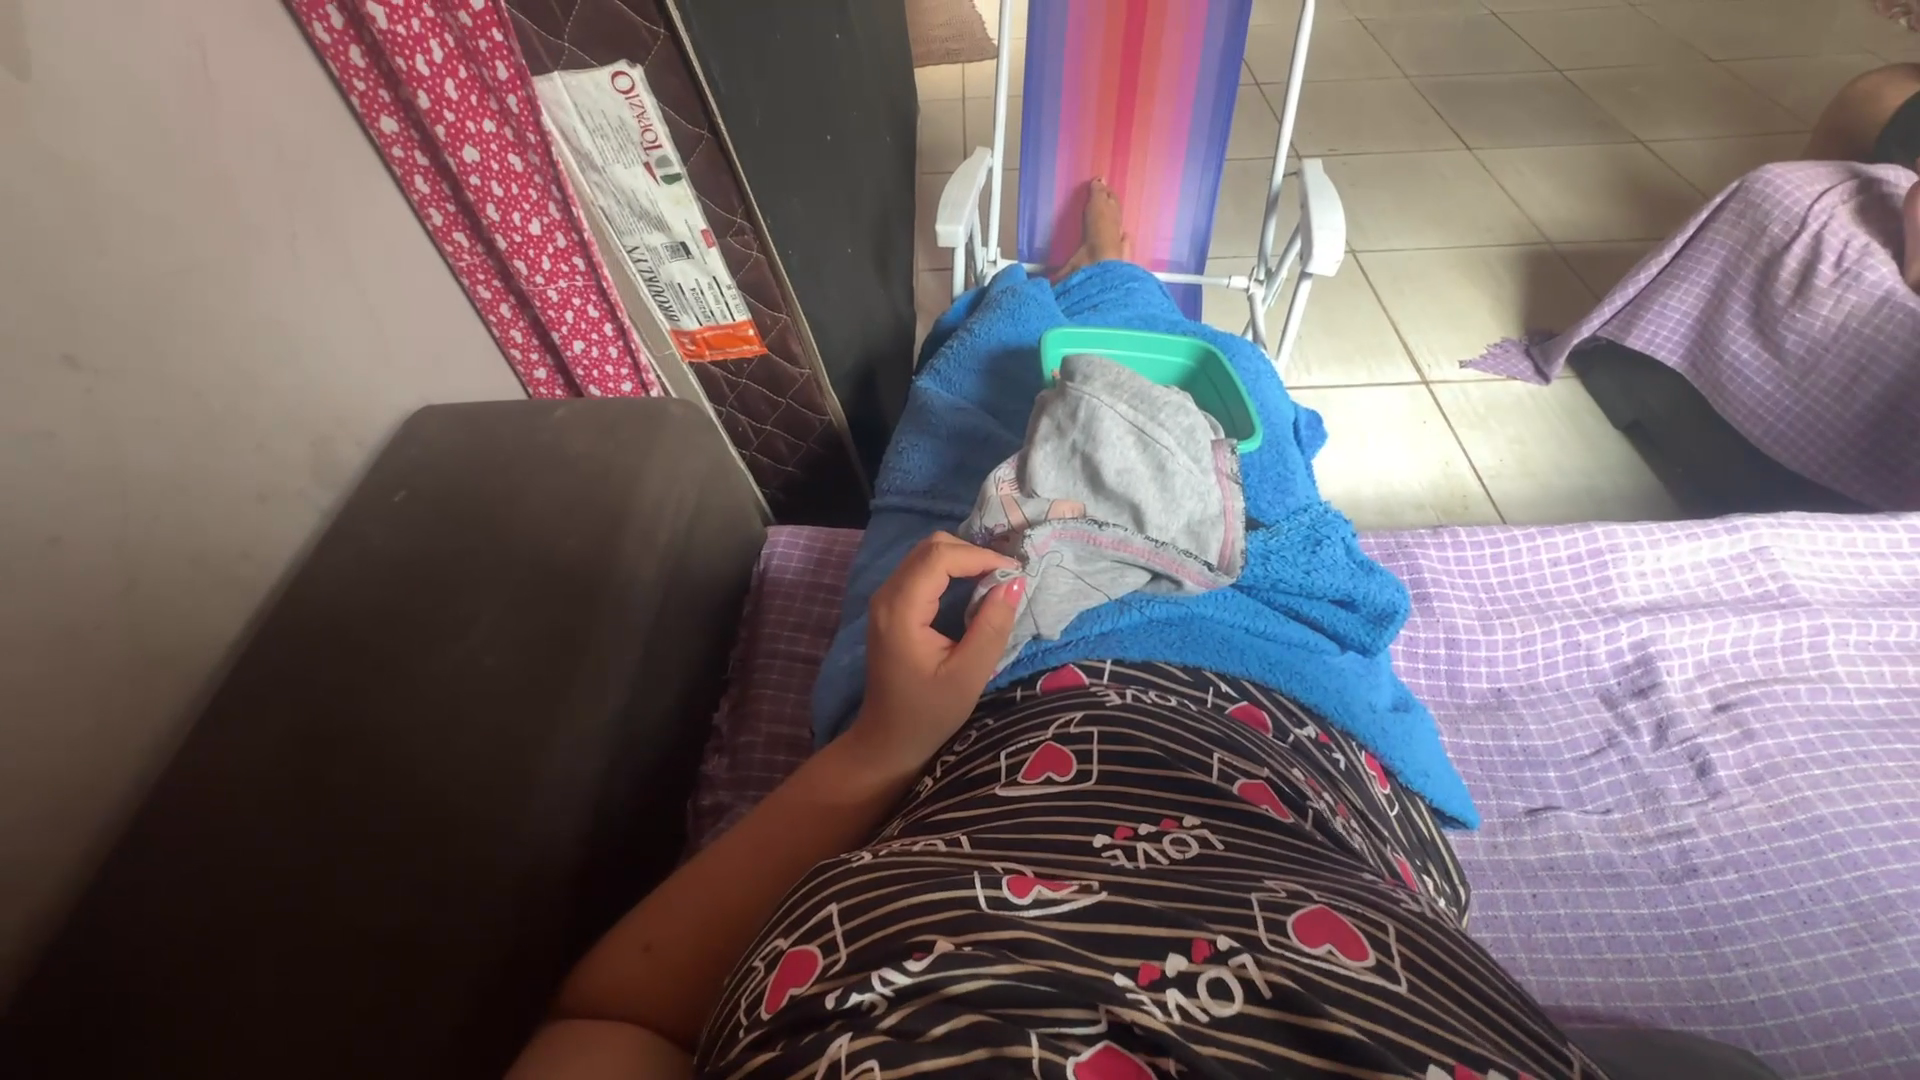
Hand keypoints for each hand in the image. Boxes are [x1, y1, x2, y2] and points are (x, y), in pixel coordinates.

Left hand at [846, 533, 1025, 775]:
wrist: (888, 739)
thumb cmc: (928, 713)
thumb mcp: (968, 675)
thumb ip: (991, 627)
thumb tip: (1015, 583)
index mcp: (900, 610)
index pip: (940, 557)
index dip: (980, 556)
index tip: (1015, 572)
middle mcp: (887, 595)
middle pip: (931, 547)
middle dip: (973, 552)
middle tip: (1007, 575)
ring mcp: (885, 599)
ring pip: (926, 554)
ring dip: (963, 558)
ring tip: (996, 578)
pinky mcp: (891, 605)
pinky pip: (922, 570)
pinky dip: (951, 569)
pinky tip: (975, 585)